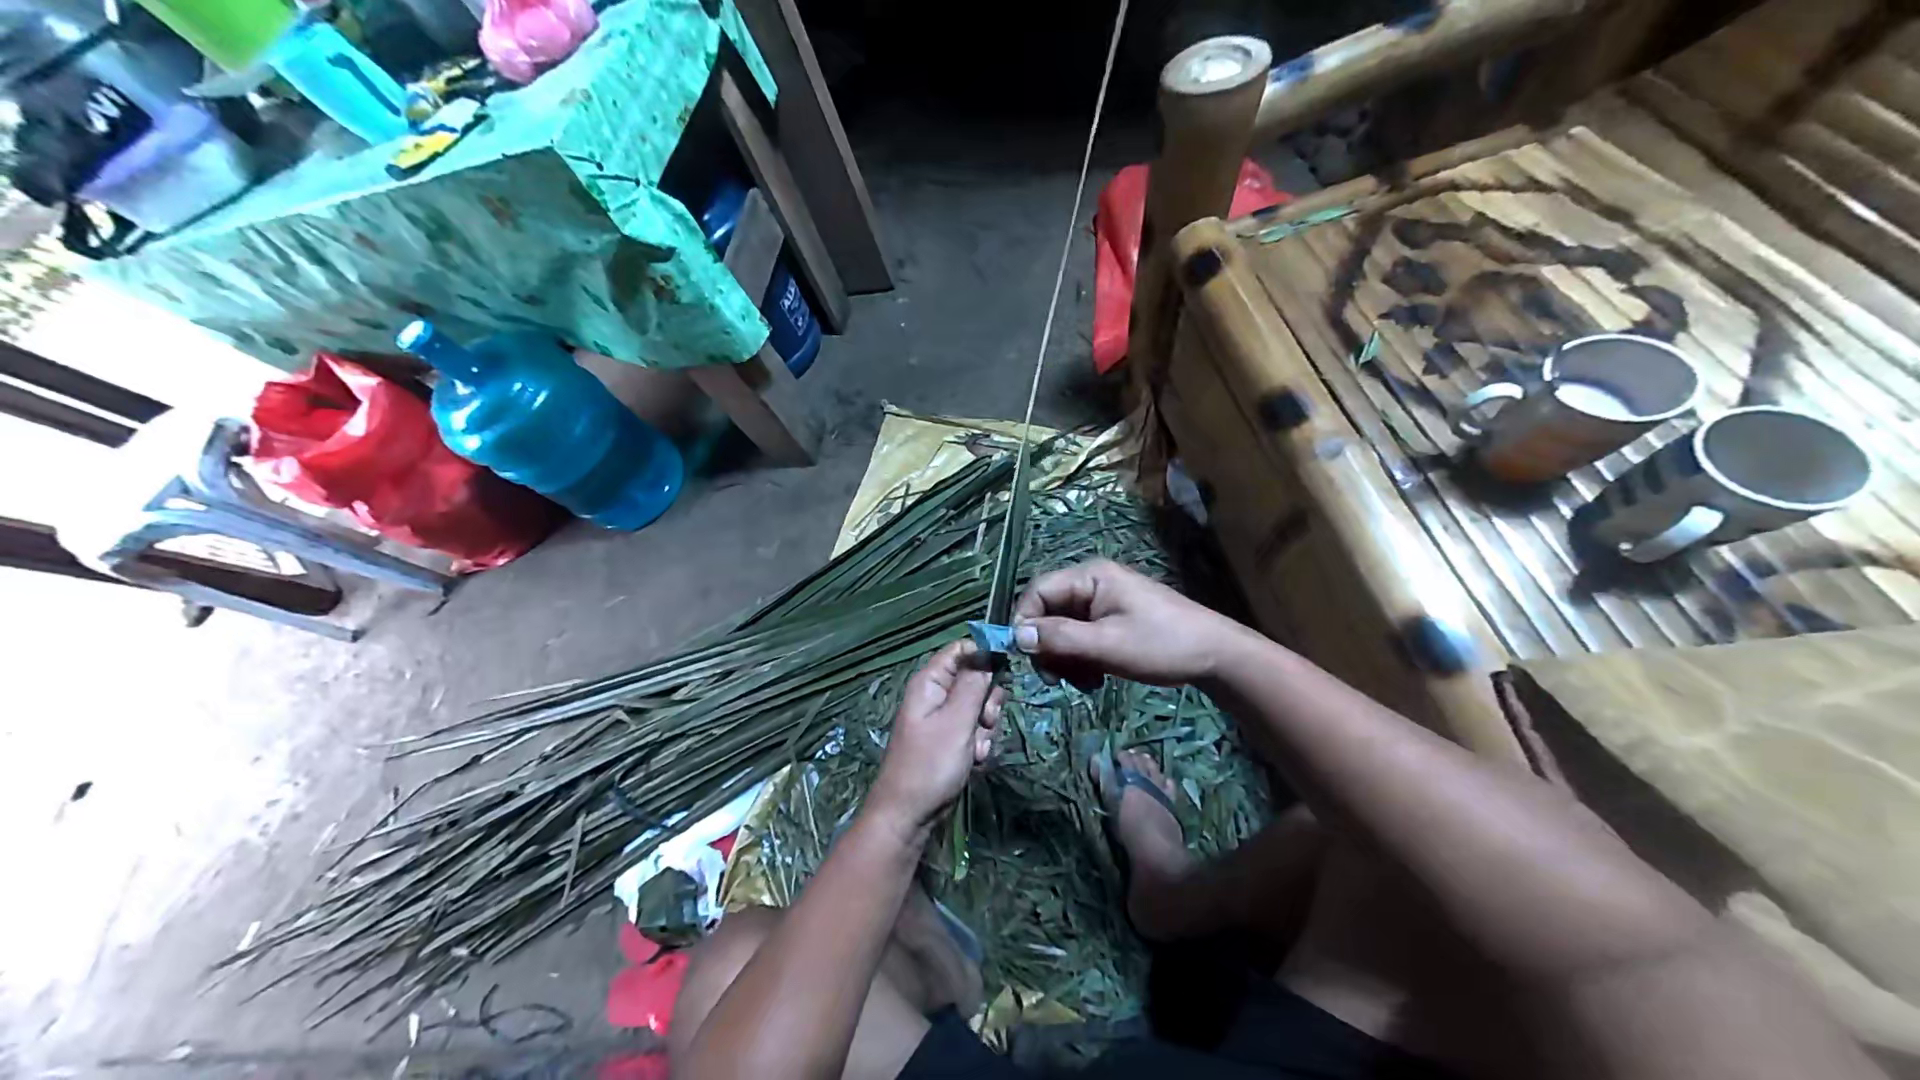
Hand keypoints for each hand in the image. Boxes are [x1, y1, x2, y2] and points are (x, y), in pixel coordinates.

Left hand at [870, 640, 1004, 832]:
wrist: (909, 815)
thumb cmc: (930, 765)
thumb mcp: (957, 721)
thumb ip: (974, 684)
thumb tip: (988, 651)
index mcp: (930, 682)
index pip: (962, 649)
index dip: (985, 655)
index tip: (1006, 672)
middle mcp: (936, 695)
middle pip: (976, 679)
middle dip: (988, 701)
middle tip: (986, 721)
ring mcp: (943, 719)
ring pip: (980, 708)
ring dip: (986, 729)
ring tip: (976, 750)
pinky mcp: (951, 740)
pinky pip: (975, 731)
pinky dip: (979, 745)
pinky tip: (974, 762)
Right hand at [1013, 559, 1251, 688]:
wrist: (1216, 656)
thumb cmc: (1161, 644)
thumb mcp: (1106, 645)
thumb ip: (1060, 638)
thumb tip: (1017, 636)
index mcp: (1090, 577)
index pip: (1038, 591)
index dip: (1025, 621)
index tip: (1026, 656)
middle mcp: (1092, 584)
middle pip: (1048, 612)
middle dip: (1048, 646)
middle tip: (1057, 678)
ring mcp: (1103, 603)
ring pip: (1062, 629)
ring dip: (1065, 658)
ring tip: (1084, 682)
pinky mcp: (1112, 621)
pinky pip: (1080, 638)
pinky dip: (1081, 659)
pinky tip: (1095, 679)